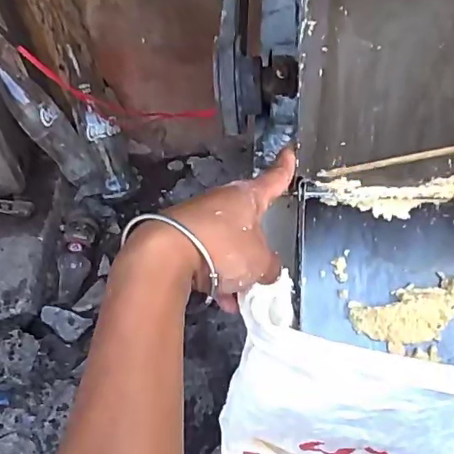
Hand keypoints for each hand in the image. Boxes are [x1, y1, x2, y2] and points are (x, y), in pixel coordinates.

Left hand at [135, 146, 294, 312]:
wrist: (165, 256)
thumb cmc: (221, 248)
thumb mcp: (260, 264)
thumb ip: (270, 268)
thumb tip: (268, 272)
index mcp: (247, 198)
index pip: (273, 179)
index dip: (284, 169)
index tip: (288, 153)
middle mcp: (221, 202)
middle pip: (246, 223)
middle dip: (254, 249)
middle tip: (262, 270)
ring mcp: (198, 220)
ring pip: (225, 248)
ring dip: (234, 272)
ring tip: (239, 297)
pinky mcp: (178, 240)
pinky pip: (206, 261)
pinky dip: (215, 279)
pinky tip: (220, 300)